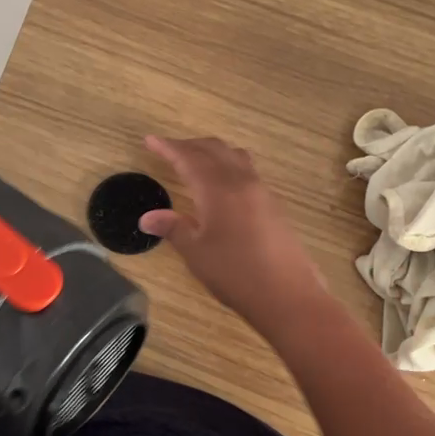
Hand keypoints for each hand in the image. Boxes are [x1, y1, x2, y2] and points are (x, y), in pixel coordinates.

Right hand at [139, 135, 324, 321]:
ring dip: (211, 152)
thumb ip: (173, 228)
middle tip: (168, 149)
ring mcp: (262, 191)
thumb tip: (147, 217)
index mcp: (218, 189)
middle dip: (189, 145)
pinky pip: (246, 170)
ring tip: (195, 160)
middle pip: (214, 149)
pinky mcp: (273, 205)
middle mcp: (242, 182)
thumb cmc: (235, 274)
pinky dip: (227, 165)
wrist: (287, 295)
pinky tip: (221, 184)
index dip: (168, 147)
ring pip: (234, 156)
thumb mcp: (196, 253)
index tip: (150, 140)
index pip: (189, 158)